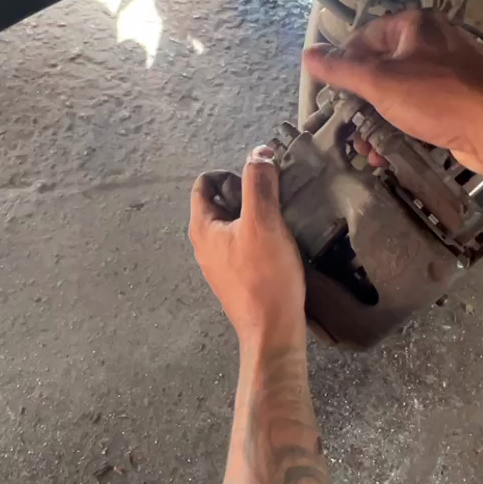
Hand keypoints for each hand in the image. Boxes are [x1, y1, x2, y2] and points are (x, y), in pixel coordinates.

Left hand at [188, 146, 305, 349]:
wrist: (272, 332)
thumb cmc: (265, 275)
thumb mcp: (264, 222)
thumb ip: (259, 184)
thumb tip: (259, 152)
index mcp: (202, 228)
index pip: (205, 184)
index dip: (230, 173)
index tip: (258, 179)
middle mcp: (204, 245)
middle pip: (219, 203)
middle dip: (245, 192)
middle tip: (274, 196)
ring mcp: (218, 264)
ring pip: (233, 225)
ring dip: (253, 215)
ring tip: (280, 218)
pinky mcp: (236, 279)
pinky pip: (242, 245)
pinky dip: (258, 236)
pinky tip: (279, 244)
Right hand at [302, 9, 482, 174]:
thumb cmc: (438, 97)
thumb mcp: (380, 82)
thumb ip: (342, 70)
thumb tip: (307, 54)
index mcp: (415, 26)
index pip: (365, 36)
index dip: (344, 63)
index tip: (332, 92)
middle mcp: (432, 44)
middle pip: (381, 68)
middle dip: (361, 103)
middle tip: (347, 128)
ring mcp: (447, 75)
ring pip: (398, 95)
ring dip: (377, 123)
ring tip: (366, 150)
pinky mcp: (456, 104)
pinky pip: (418, 112)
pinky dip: (400, 129)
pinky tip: (388, 153)